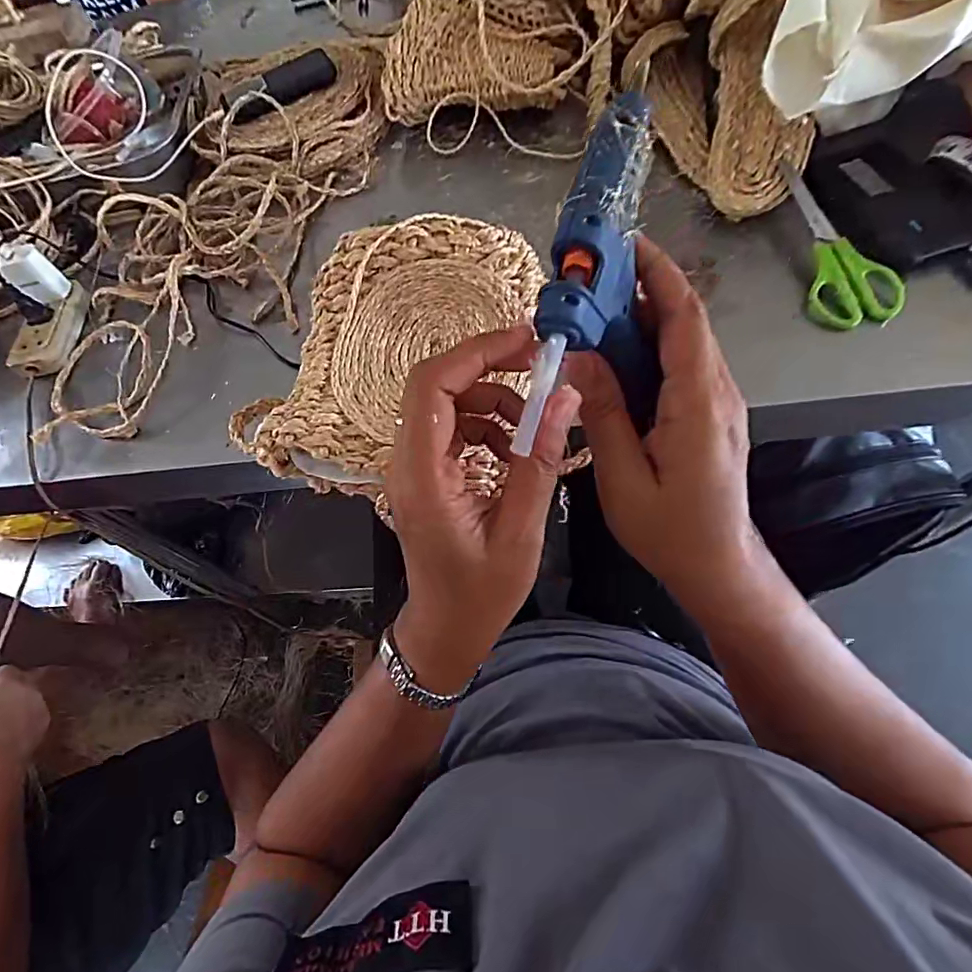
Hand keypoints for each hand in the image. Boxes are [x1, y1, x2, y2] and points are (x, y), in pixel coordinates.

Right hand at [0, 666, 49, 773]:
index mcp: (10, 684)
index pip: (5, 670)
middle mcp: (31, 691)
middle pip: (22, 682)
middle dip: (9, 691)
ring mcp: (41, 708)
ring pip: (30, 698)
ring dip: (19, 704)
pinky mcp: (45, 725)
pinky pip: (34, 714)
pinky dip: (25, 719)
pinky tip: (10, 733)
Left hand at [386, 326, 581, 691]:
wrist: (445, 628)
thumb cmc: (480, 595)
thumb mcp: (521, 531)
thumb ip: (539, 462)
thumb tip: (564, 398)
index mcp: (423, 475)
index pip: (432, 385)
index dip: (477, 352)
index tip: (527, 343)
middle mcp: (407, 462)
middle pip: (436, 384)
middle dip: (489, 367)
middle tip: (540, 368)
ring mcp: (413, 466)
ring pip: (447, 402)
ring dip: (492, 401)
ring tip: (533, 430)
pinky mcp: (425, 473)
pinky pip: (453, 427)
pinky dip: (486, 425)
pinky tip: (513, 453)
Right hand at [567, 236, 765, 613]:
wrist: (720, 565)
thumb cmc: (672, 531)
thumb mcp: (623, 478)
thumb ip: (603, 414)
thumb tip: (579, 359)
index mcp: (698, 402)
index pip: (682, 318)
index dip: (657, 275)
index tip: (625, 246)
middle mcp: (717, 392)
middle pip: (684, 322)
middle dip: (642, 289)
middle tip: (592, 277)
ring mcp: (718, 403)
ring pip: (683, 343)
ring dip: (643, 318)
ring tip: (595, 309)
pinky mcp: (711, 415)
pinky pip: (681, 367)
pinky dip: (650, 348)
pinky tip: (616, 355)